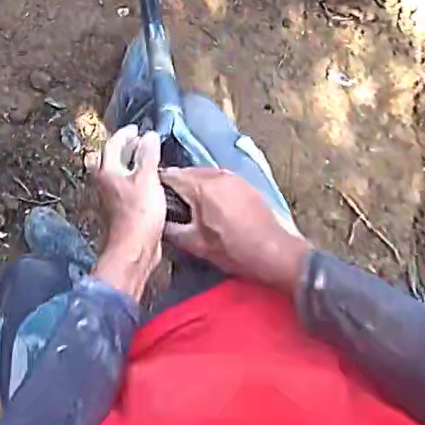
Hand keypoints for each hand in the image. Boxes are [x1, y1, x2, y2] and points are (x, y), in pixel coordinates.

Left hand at [89, 126, 165, 300]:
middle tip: (135, 142)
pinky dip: (129, 178)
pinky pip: (120, 186)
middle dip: (119, 148)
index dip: (125, 134)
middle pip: (105, 158)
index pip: (112, 145)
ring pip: (112, 173)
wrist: (134, 249)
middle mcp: (103, 183)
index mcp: (107, 171)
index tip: (137, 129)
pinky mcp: (117, 210)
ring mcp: (108, 198)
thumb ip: (148, 155)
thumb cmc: (140, 213)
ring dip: (124, 163)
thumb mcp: (148, 178)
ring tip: (141, 158)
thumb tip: (149, 135)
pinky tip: (144, 181)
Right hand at [161, 168, 311, 293]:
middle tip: (165, 200)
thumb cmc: (234, 250)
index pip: (171, 175)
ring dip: (193, 183)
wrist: (275, 252)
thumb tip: (157, 221)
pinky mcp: (244, 182)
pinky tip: (208, 201)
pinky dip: (209, 185)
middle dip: (175, 183)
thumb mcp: (197, 245)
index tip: (149, 192)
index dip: (157, 183)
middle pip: (187, 172)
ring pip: (203, 173)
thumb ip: (172, 230)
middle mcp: (217, 175)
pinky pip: (219, 177)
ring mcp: (233, 176)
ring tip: (186, 202)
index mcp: (202, 188)